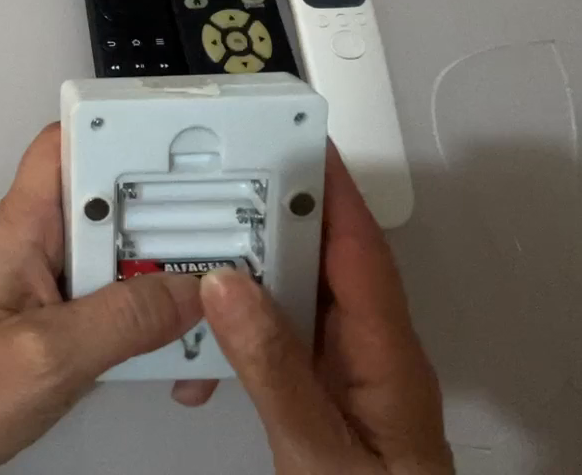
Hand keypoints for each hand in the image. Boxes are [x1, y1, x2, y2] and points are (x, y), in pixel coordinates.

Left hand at [0, 124, 204, 474]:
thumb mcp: (46, 355)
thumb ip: (121, 320)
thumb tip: (189, 292)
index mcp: (21, 228)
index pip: (63, 145)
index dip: (115, 129)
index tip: (174, 142)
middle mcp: (39, 243)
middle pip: (110, 200)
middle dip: (165, 217)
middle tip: (216, 241)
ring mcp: (54, 281)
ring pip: (124, 254)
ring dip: (166, 281)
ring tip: (198, 316)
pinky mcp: (65, 316)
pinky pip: (121, 299)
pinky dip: (154, 320)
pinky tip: (172, 353)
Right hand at [173, 148, 452, 473]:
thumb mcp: (319, 452)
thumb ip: (273, 370)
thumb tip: (226, 286)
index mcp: (388, 356)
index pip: (360, 249)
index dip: (331, 187)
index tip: (298, 137)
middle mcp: (370, 352)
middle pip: (321, 257)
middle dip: (270, 214)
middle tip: (223, 176)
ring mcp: (345, 369)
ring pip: (291, 292)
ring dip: (241, 273)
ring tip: (192, 257)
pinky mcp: (320, 385)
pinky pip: (274, 330)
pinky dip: (234, 326)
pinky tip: (199, 347)